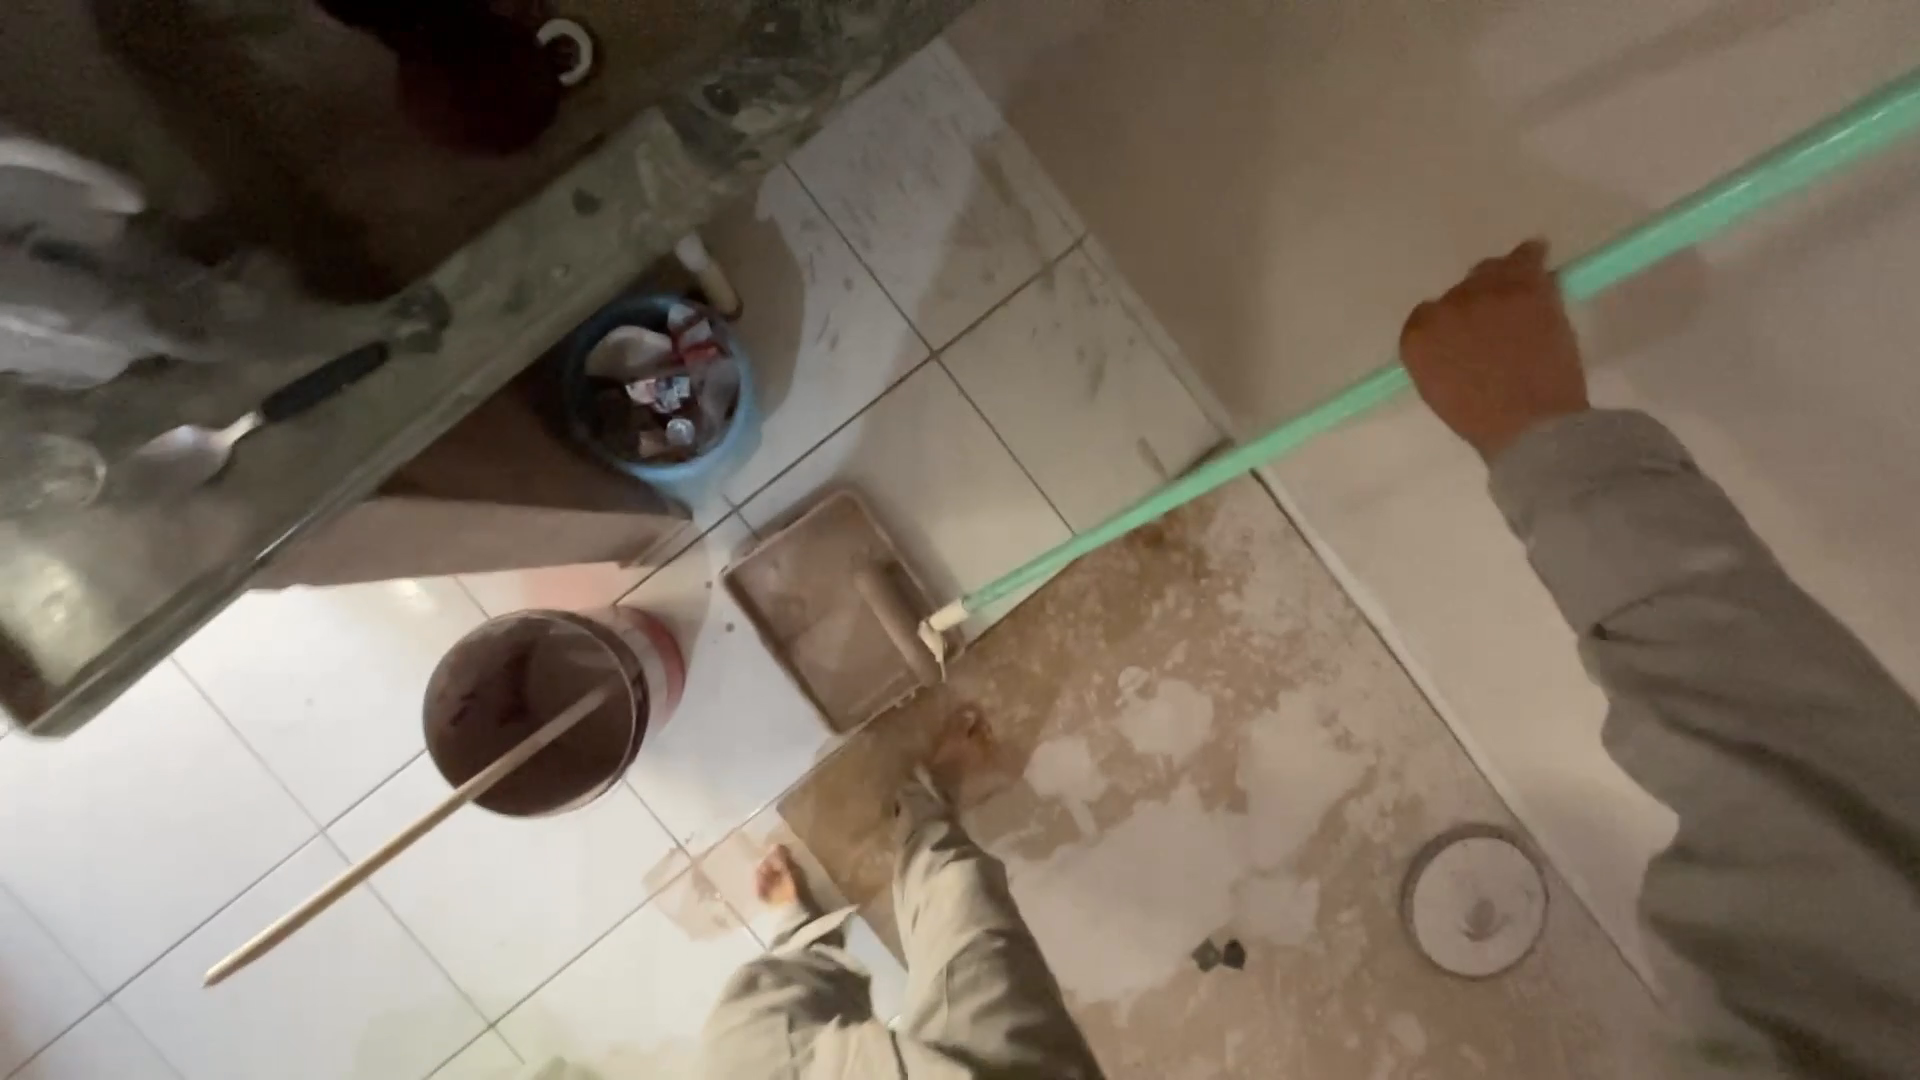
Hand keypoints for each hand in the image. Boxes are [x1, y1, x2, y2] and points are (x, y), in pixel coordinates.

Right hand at [1399, 239, 1590, 460]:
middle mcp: (1444, 308)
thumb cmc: (1478, 417)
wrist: (1528, 421)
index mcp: (1416, 337)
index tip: (1465, 335)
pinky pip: (1528, 257)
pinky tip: (1536, 256)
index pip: (1427, 315)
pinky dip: (1532, 258)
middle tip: (1494, 322)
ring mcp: (1486, 294)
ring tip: (1514, 294)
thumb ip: (1436, 353)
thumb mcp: (1435, 386)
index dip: (1449, 323)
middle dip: (1474, 302)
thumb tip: (1456, 336)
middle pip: (1459, 291)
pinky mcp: (1527, 286)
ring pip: (1492, 270)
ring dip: (1501, 280)